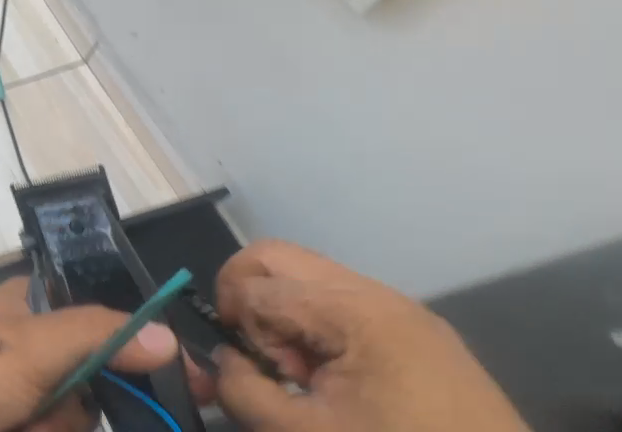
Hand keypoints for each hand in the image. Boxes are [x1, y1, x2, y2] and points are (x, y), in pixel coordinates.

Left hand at [0, 277, 182, 431]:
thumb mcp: (33, 346)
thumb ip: (98, 336)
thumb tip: (170, 335)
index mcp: (37, 304)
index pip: (112, 318)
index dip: (152, 350)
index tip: (197, 385)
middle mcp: (37, 339)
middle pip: (103, 378)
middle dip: (77, 407)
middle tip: (41, 409)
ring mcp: (29, 383)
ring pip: (82, 415)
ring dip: (55, 426)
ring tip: (20, 421)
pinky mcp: (24, 417)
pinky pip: (59, 429)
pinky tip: (17, 429)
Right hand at [206, 240, 528, 431]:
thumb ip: (242, 388)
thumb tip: (225, 359)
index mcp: (353, 310)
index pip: (254, 286)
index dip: (236, 325)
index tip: (254, 370)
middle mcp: (378, 294)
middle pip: (276, 257)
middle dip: (249, 296)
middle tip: (261, 351)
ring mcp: (405, 311)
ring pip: (307, 275)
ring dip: (285, 311)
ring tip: (303, 370)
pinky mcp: (421, 333)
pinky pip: (343, 301)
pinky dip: (318, 324)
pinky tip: (334, 375)